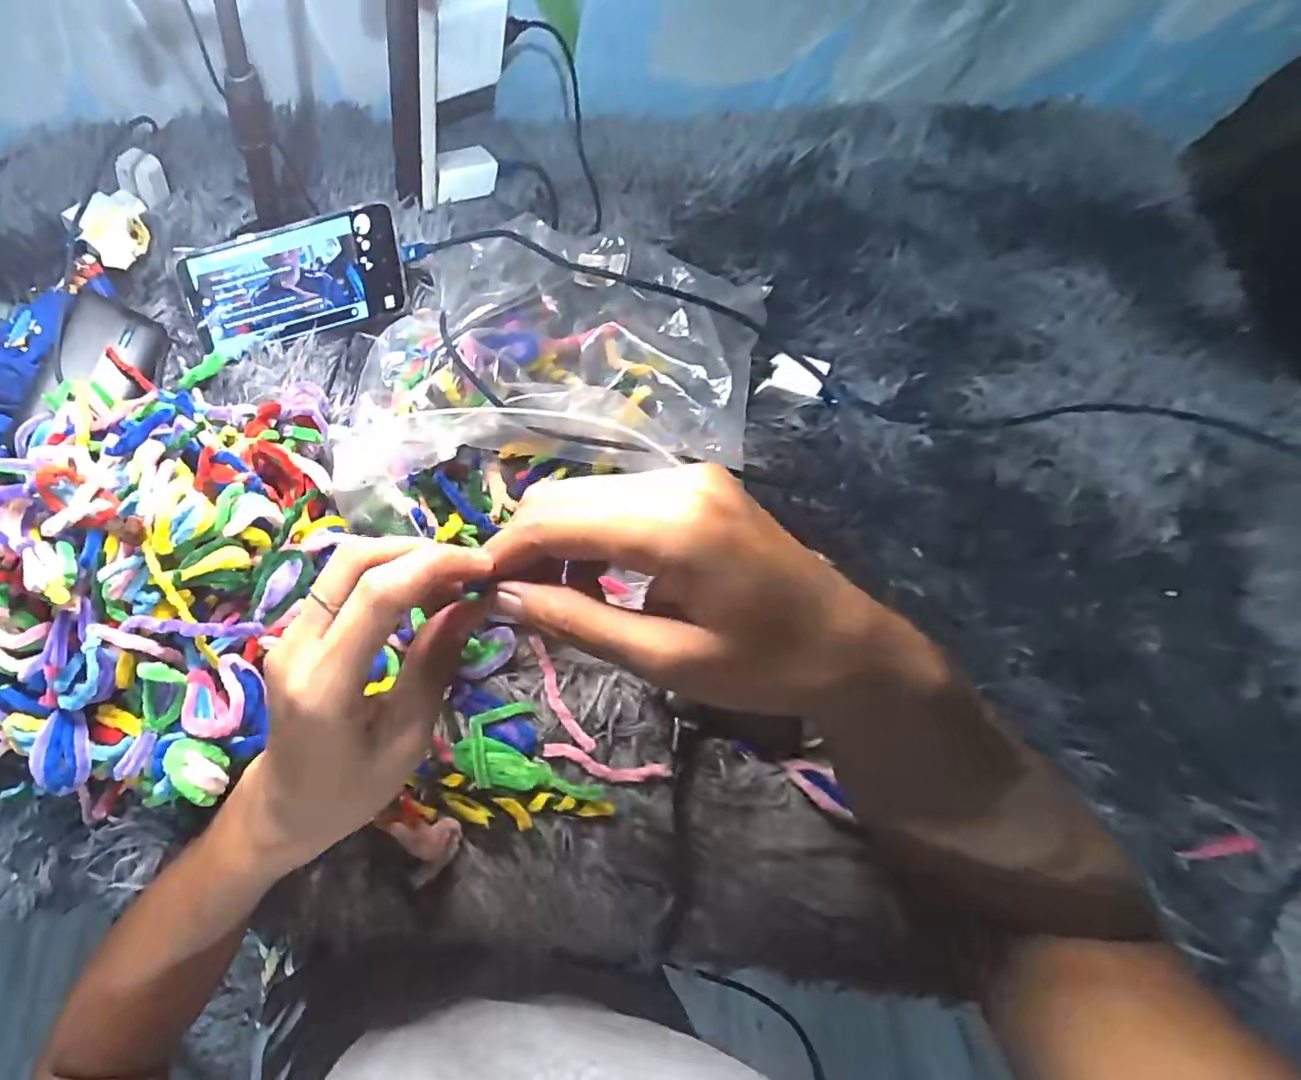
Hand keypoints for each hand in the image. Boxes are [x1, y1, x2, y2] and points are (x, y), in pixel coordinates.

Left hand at [221, 537, 491, 876]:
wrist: (283, 805)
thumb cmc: (350, 793)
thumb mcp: (406, 739)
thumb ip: (433, 664)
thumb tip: (470, 603)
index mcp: (324, 685)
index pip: (375, 595)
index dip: (433, 566)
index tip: (482, 567)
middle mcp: (295, 647)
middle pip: (352, 560)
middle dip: (416, 551)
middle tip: (467, 568)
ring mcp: (286, 635)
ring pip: (341, 564)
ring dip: (398, 557)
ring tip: (448, 578)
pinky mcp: (290, 632)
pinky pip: (336, 584)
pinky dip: (380, 574)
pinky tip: (414, 591)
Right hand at [484, 464, 947, 717]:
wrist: (854, 646)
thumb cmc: (765, 666)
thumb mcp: (664, 658)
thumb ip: (575, 621)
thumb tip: (501, 597)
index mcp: (674, 526)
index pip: (553, 520)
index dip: (505, 553)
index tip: (477, 589)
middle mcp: (674, 481)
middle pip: (557, 497)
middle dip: (523, 546)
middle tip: (516, 600)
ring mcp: (685, 475)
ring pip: (577, 494)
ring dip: (552, 541)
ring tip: (565, 595)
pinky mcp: (689, 482)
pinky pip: (608, 497)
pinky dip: (584, 533)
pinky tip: (599, 574)